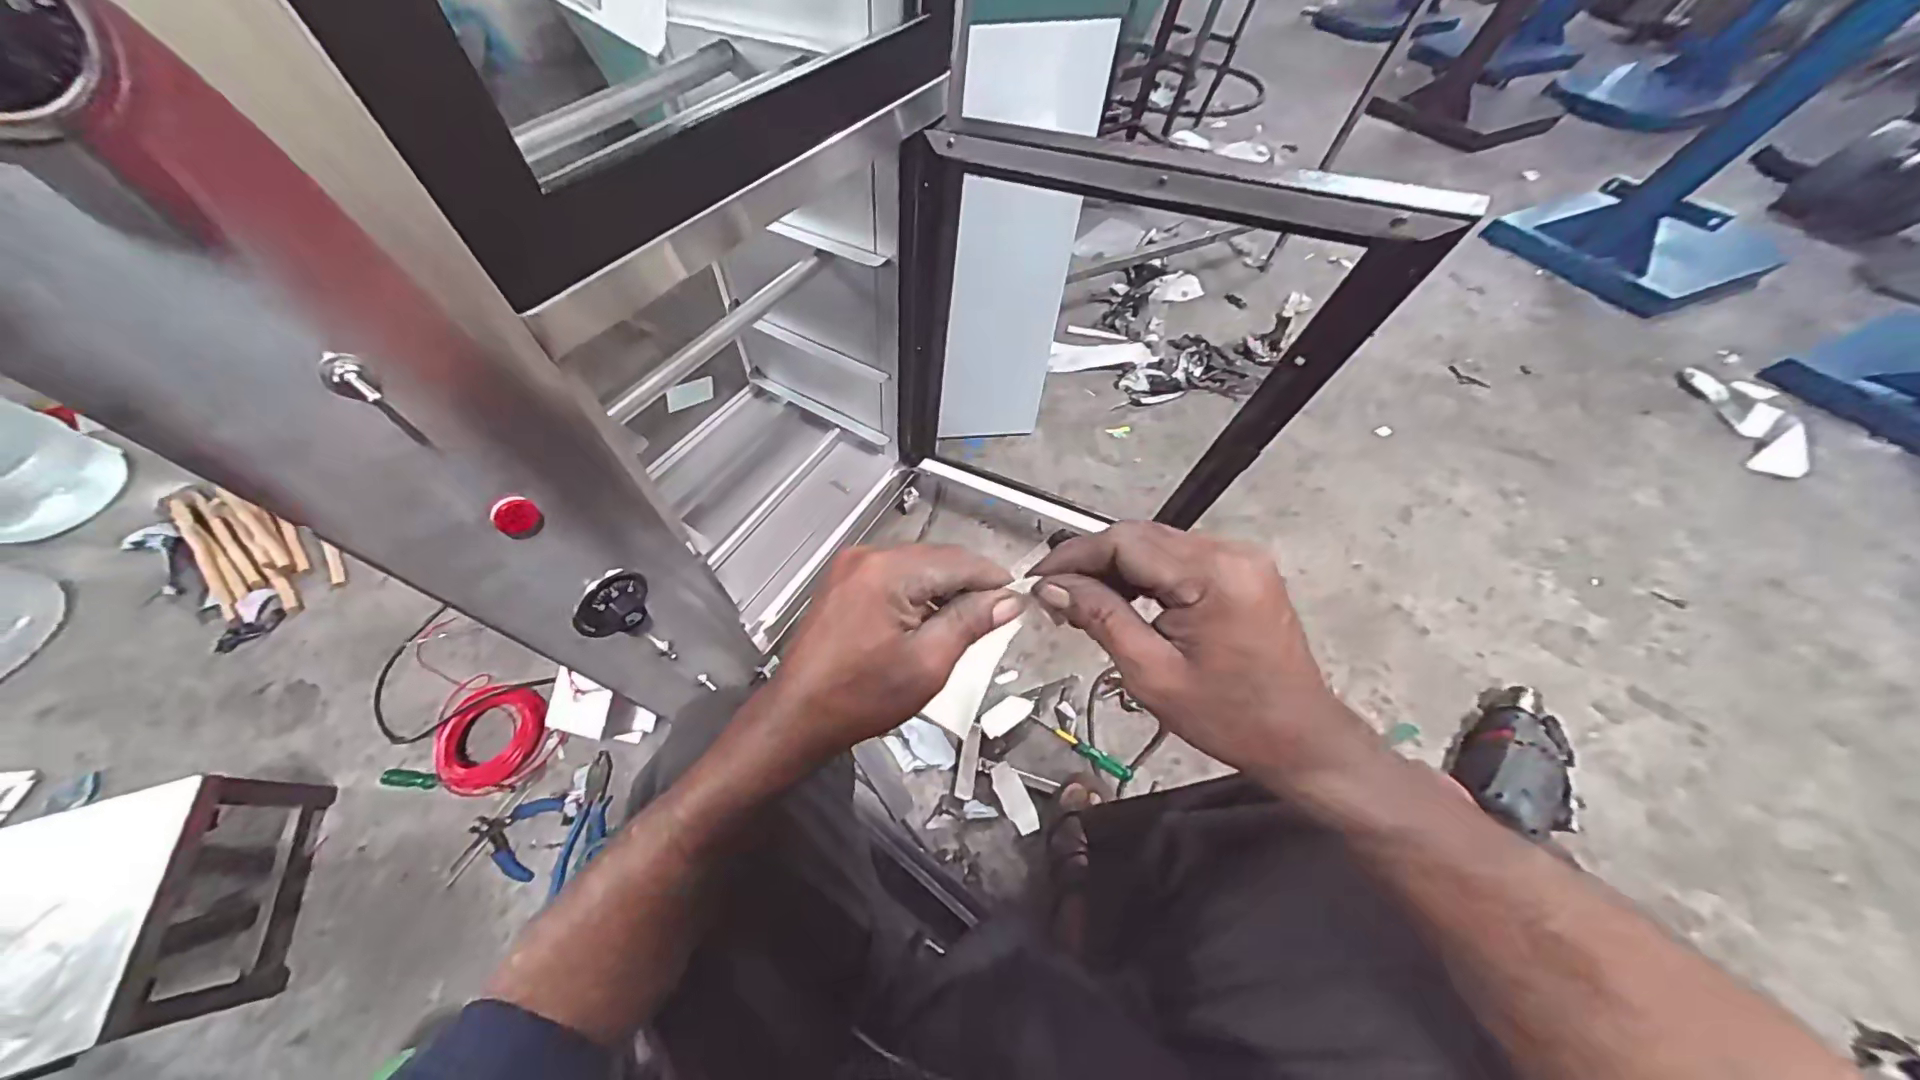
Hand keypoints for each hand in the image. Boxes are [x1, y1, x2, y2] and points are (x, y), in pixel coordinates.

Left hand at [766, 543, 1020, 760]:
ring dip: (944, 590)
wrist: (798, 716)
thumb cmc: (855, 698)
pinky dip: (918, 594)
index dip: (993, 580)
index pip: (959, 561)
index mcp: (887, 572)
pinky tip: (928, 622)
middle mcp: (867, 559)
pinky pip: (895, 577)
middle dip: (969, 585)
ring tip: (962, 625)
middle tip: (995, 615)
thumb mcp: (928, 664)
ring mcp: (852, 568)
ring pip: (918, 567)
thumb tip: (1005, 601)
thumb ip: (970, 623)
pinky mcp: (845, 582)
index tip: (1014, 598)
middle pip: (938, 559)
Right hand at [1031, 522, 1377, 787]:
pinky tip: (1121, 599)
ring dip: (1113, 568)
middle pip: (1139, 537)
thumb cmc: (1229, 718)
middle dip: (1090, 562)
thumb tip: (1053, 587)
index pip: (1124, 542)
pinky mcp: (1241, 569)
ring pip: (1155, 545)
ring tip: (1081, 602)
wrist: (1300, 738)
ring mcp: (1240, 557)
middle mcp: (1230, 552)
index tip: (1038, 580)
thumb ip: (1100, 618)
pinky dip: (1142, 574)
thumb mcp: (1151, 674)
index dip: (1073, 557)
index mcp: (1213, 575)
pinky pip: (1177, 558)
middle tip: (1055, 596)